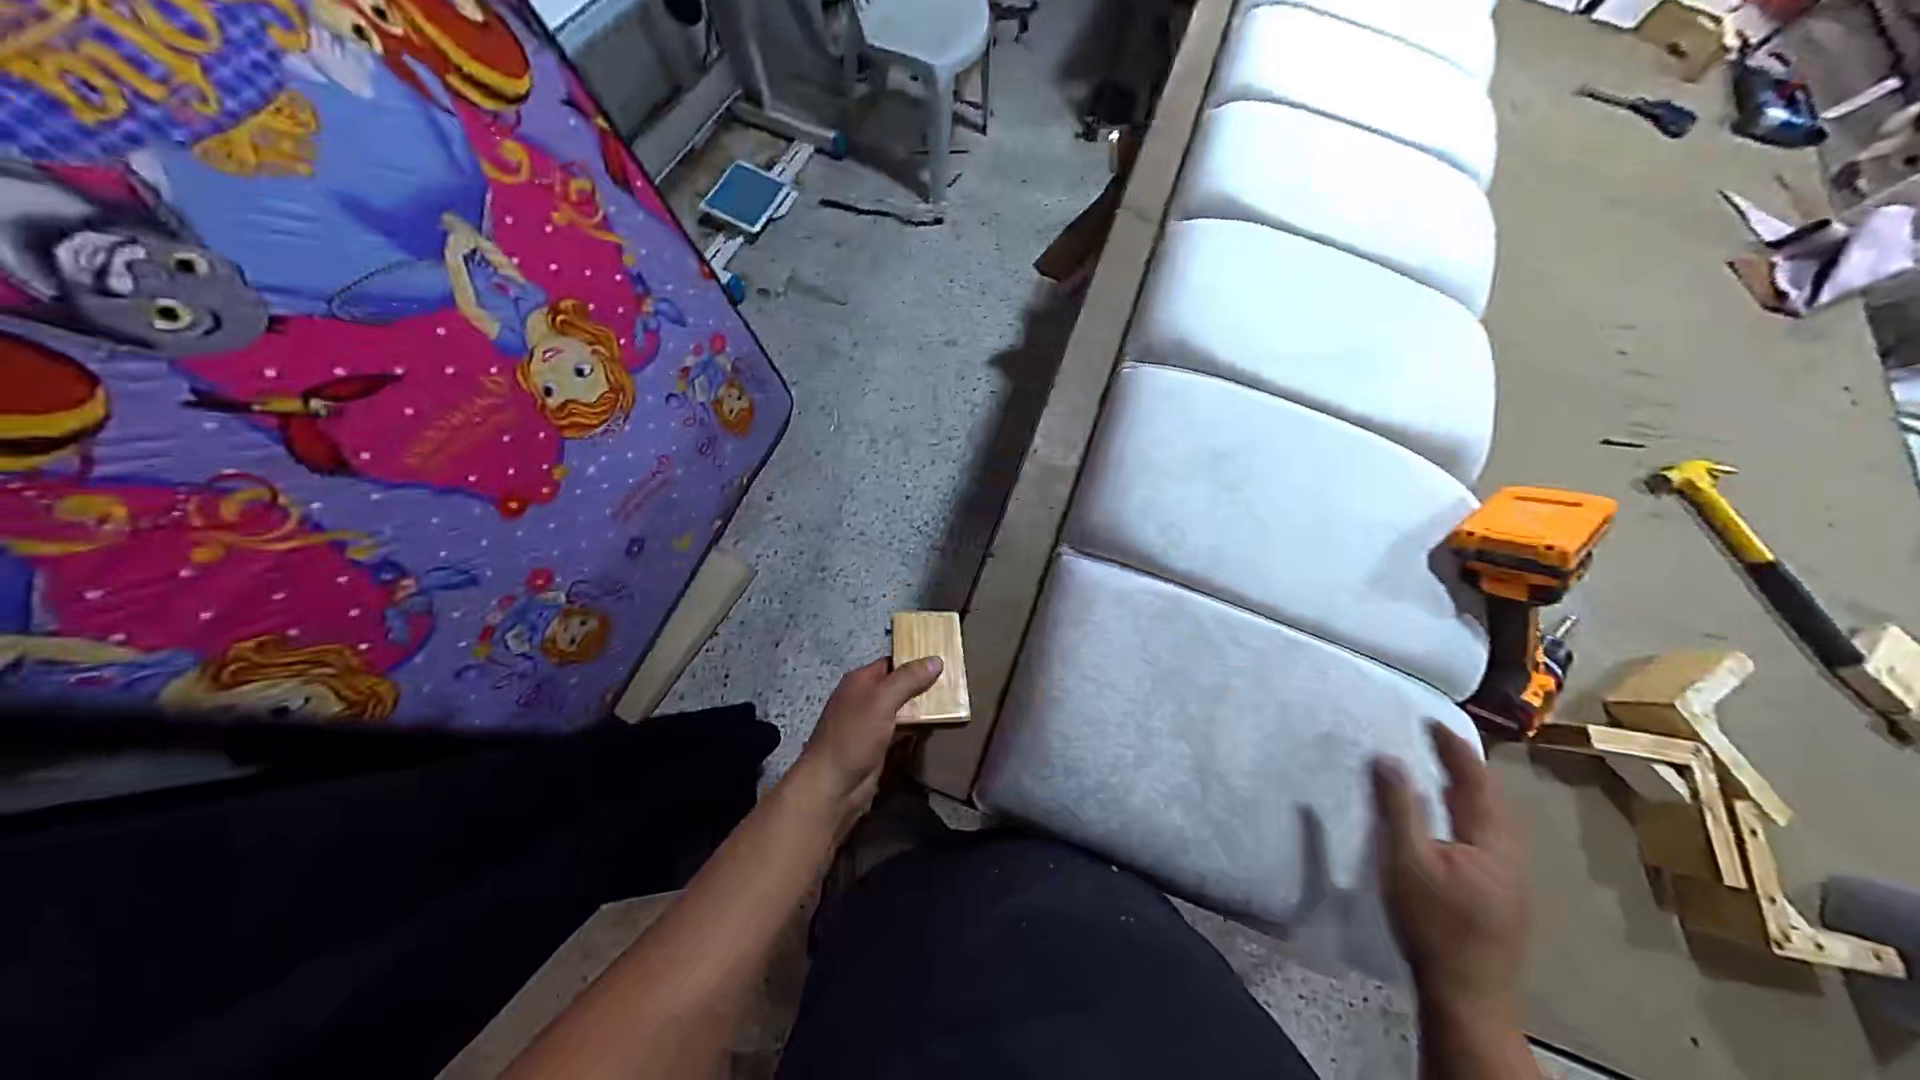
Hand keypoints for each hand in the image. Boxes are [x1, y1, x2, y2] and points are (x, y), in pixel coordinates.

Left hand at [788, 657, 941, 825]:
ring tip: (954, 702)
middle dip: (923, 685)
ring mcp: (871, 723)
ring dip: (922, 708)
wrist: (833, 786)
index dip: (916, 661)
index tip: (944, 662)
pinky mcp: (878, 745)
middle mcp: (864, 698)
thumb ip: (908, 679)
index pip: (892, 663)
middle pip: (899, 685)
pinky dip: (917, 728)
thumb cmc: (854, 736)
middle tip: (955, 684)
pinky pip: (902, 730)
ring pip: (902, 709)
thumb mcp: (882, 700)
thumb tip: (936, 660)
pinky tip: (937, 727)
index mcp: (860, 681)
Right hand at [1373, 722, 1528, 1016]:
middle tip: (1435, 742)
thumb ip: (1399, 809)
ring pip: (1492, 821)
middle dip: (1465, 767)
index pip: (1476, 781)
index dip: (1454, 748)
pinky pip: (1486, 838)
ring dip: (1468, 791)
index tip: (1432, 721)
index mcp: (1492, 841)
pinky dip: (1467, 814)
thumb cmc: (1434, 924)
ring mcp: (1510, 879)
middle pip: (1492, 800)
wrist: (1467, 994)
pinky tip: (1449, 824)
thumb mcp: (1406, 862)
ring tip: (1440, 773)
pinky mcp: (1500, 896)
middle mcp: (1509, 855)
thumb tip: (1389, 760)